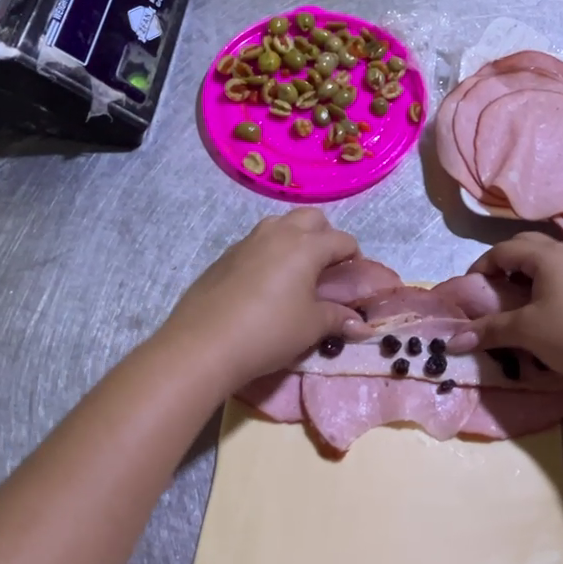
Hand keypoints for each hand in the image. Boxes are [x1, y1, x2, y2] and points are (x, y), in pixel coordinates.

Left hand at [156, 208, 369, 388]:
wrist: (202, 345)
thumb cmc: (267, 333)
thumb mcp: (310, 328)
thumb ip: (337, 318)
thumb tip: (360, 324)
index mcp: (307, 246)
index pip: (342, 240)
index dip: (354, 257)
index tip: (353, 278)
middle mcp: (279, 233)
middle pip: (312, 218)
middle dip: (325, 235)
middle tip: (325, 267)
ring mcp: (248, 241)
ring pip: (280, 224)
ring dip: (294, 237)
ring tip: (295, 270)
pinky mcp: (225, 256)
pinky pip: (256, 242)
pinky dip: (269, 252)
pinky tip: (263, 283)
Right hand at [444, 232, 562, 384]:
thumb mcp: (525, 332)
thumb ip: (488, 330)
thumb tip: (452, 342)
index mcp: (547, 255)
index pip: (504, 249)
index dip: (482, 266)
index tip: (470, 289)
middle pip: (525, 244)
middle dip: (503, 261)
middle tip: (491, 288)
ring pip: (544, 255)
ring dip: (523, 268)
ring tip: (512, 296)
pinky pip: (559, 267)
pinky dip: (541, 277)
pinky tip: (539, 304)